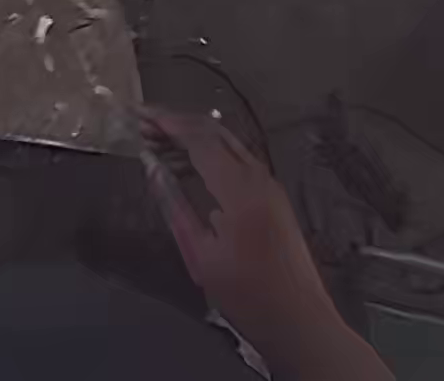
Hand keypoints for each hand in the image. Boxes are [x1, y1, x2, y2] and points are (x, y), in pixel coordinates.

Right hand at [141, 110, 386, 378]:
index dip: (166, 124)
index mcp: (240, 191)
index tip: (139, 116)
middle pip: (213, 132)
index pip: (198, 139)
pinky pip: (235, 156)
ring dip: (190, 134)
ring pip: (225, 141)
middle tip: (144, 122)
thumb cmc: (247, 294)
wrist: (304, 326)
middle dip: (176, 122)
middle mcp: (258, 179)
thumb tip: (150, 163)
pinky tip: (185, 160)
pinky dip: (206, 148)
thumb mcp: (200, 253)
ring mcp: (268, 185)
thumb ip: (173, 202)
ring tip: (157, 138)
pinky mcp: (272, 195)